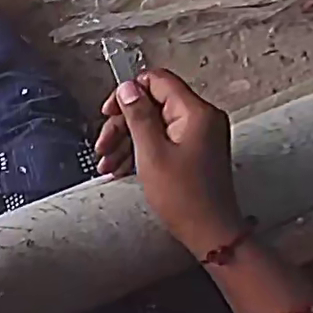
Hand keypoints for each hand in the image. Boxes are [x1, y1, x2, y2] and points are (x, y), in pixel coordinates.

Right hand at [93, 69, 247, 254]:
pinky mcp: (193, 151)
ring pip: (153, 124)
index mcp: (195, 113)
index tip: (109, 111)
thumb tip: (127, 88)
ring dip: (126, 141)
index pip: (158, 81)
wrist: (208, 230)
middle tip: (104, 145)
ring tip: (108, 163)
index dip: (128, 93)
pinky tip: (122, 168)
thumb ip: (138, 116)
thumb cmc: (185, 198)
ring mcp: (198, 136)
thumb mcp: (151, 153)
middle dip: (123, 124)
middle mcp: (200, 119)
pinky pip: (161, 140)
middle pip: (152, 104)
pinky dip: (139, 151)